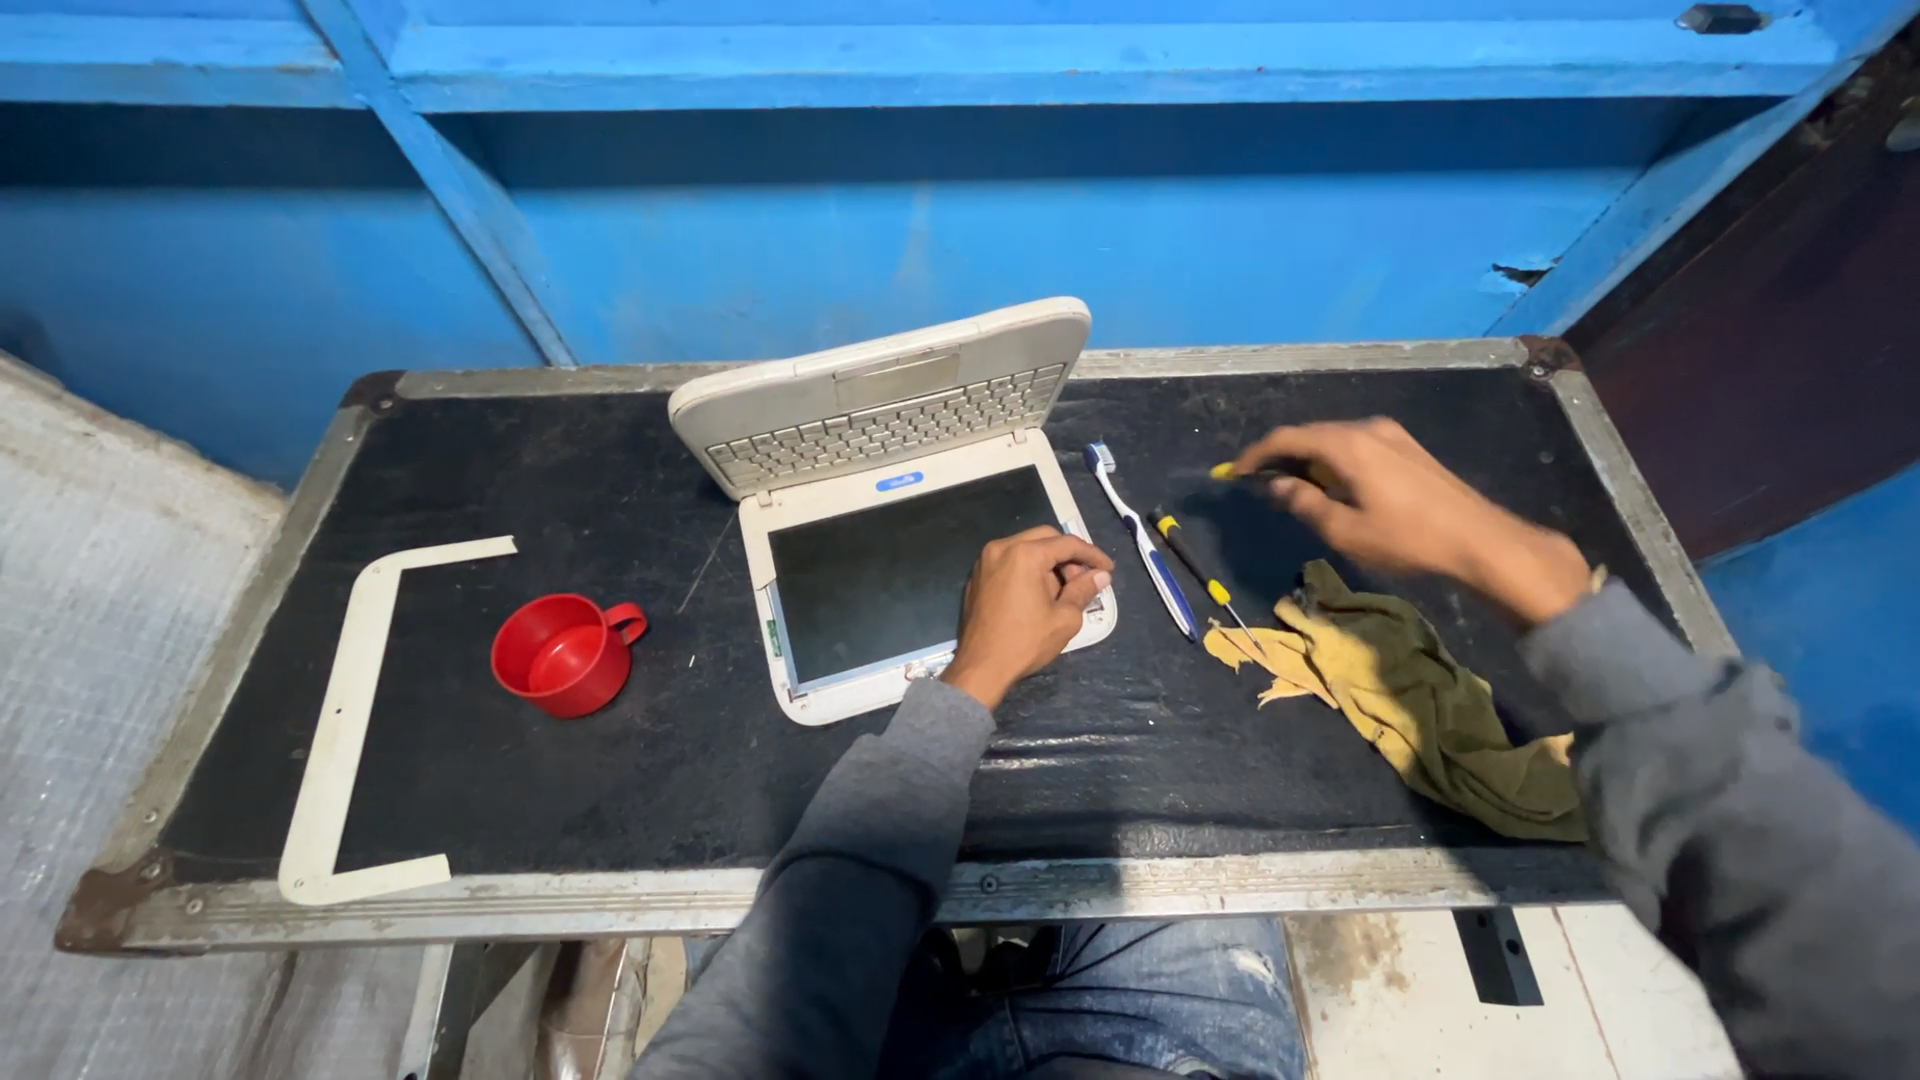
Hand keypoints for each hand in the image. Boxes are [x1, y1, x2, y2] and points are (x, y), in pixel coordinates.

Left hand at [941, 526, 1114, 708]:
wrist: (981, 667)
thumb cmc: (1025, 642)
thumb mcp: (1064, 618)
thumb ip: (1083, 590)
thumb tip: (1101, 575)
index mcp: (1024, 555)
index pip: (1067, 544)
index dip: (1092, 555)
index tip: (1108, 569)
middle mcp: (1001, 548)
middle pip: (1045, 538)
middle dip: (1068, 555)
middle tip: (1082, 580)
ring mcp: (985, 561)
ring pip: (1026, 547)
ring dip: (1048, 562)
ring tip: (1061, 591)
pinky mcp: (977, 576)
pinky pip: (1009, 560)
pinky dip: (1028, 568)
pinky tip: (1037, 593)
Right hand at [1231, 418, 1590, 627]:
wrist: (1481, 541)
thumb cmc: (1407, 539)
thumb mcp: (1344, 530)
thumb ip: (1304, 503)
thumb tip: (1278, 485)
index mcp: (1347, 445)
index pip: (1288, 438)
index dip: (1256, 454)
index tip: (1236, 472)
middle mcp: (1368, 429)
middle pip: (1310, 434)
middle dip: (1280, 455)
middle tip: (1260, 481)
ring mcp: (1392, 436)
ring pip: (1334, 439)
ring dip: (1308, 458)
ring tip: (1292, 486)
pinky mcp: (1408, 449)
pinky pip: (1356, 445)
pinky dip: (1332, 460)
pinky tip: (1331, 483)